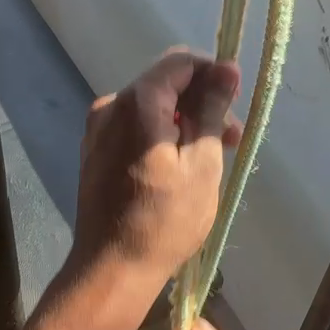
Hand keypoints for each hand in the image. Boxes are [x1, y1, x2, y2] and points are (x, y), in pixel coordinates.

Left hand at [72, 50, 242, 282]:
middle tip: (230, 140)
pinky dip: (159, 136)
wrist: (112, 267)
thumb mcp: (202, 163)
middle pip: (164, 84)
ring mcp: (97, 130)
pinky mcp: (94, 151)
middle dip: (201, 103)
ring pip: (150, 108)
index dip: (213, 73)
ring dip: (183, 122)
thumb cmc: (164, 220)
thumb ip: (212, 110)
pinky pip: (133, 128)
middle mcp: (109, 107)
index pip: (180, 62)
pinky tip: (178, 168)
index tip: (236, 103)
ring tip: (209, 159)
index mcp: (135, 103)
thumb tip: (226, 67)